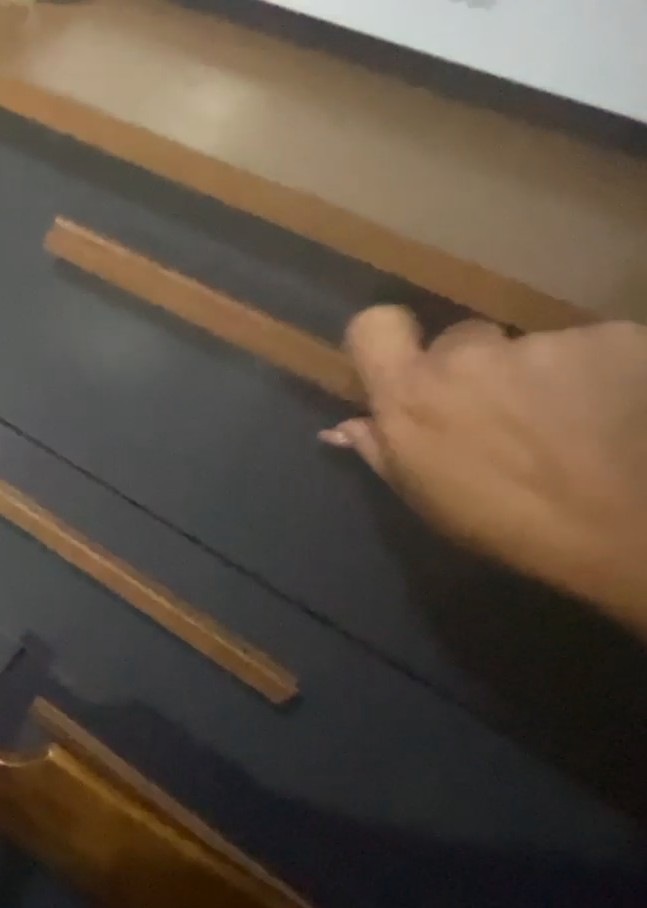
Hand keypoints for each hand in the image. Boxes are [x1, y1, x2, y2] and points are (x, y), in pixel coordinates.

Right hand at [323, 307, 646, 636]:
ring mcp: (544, 343)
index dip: (385, 337)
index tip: (401, 359)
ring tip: (564, 419)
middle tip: (496, 408)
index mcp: (409, 392)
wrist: (620, 528)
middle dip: (472, 365)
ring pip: (531, 346)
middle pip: (460, 337)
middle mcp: (468, 355)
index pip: (374, 325)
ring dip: (538, 373)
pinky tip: (609, 409)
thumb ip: (379, 446)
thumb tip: (343, 426)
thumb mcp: (419, 489)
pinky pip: (594, 345)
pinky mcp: (617, 338)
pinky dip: (599, 370)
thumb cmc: (496, 518)